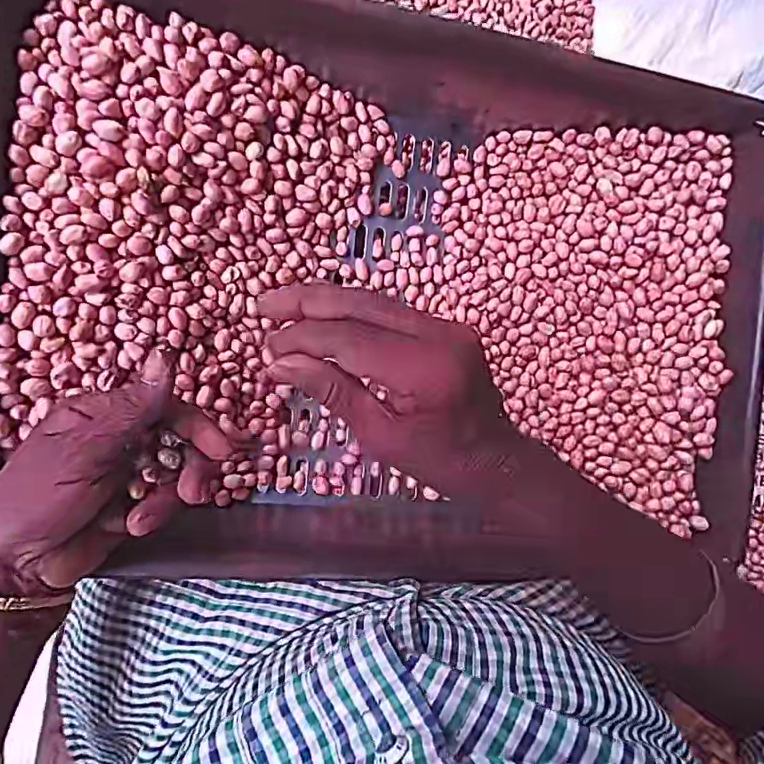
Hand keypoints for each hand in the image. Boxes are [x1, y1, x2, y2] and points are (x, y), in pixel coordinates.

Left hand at [0, 350, 231, 596]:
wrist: (11, 570)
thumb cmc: (32, 501)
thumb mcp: (82, 450)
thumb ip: (131, 408)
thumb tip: (164, 357)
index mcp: (100, 414)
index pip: (163, 405)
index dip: (195, 425)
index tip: (219, 449)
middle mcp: (116, 438)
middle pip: (177, 440)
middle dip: (189, 467)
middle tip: (192, 492)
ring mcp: (124, 473)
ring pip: (174, 473)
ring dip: (166, 497)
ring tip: (141, 518)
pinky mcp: (129, 505)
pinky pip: (162, 501)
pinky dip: (153, 514)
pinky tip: (130, 526)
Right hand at [259, 284, 522, 492]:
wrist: (498, 460)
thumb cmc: (440, 462)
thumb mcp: (380, 436)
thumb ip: (333, 391)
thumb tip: (281, 363)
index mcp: (425, 369)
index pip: (349, 338)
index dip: (303, 337)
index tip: (268, 347)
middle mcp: (440, 335)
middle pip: (361, 303)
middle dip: (308, 301)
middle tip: (265, 306)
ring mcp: (447, 326)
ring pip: (375, 300)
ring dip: (327, 301)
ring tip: (285, 306)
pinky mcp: (446, 327)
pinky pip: (390, 311)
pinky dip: (352, 312)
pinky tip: (324, 317)